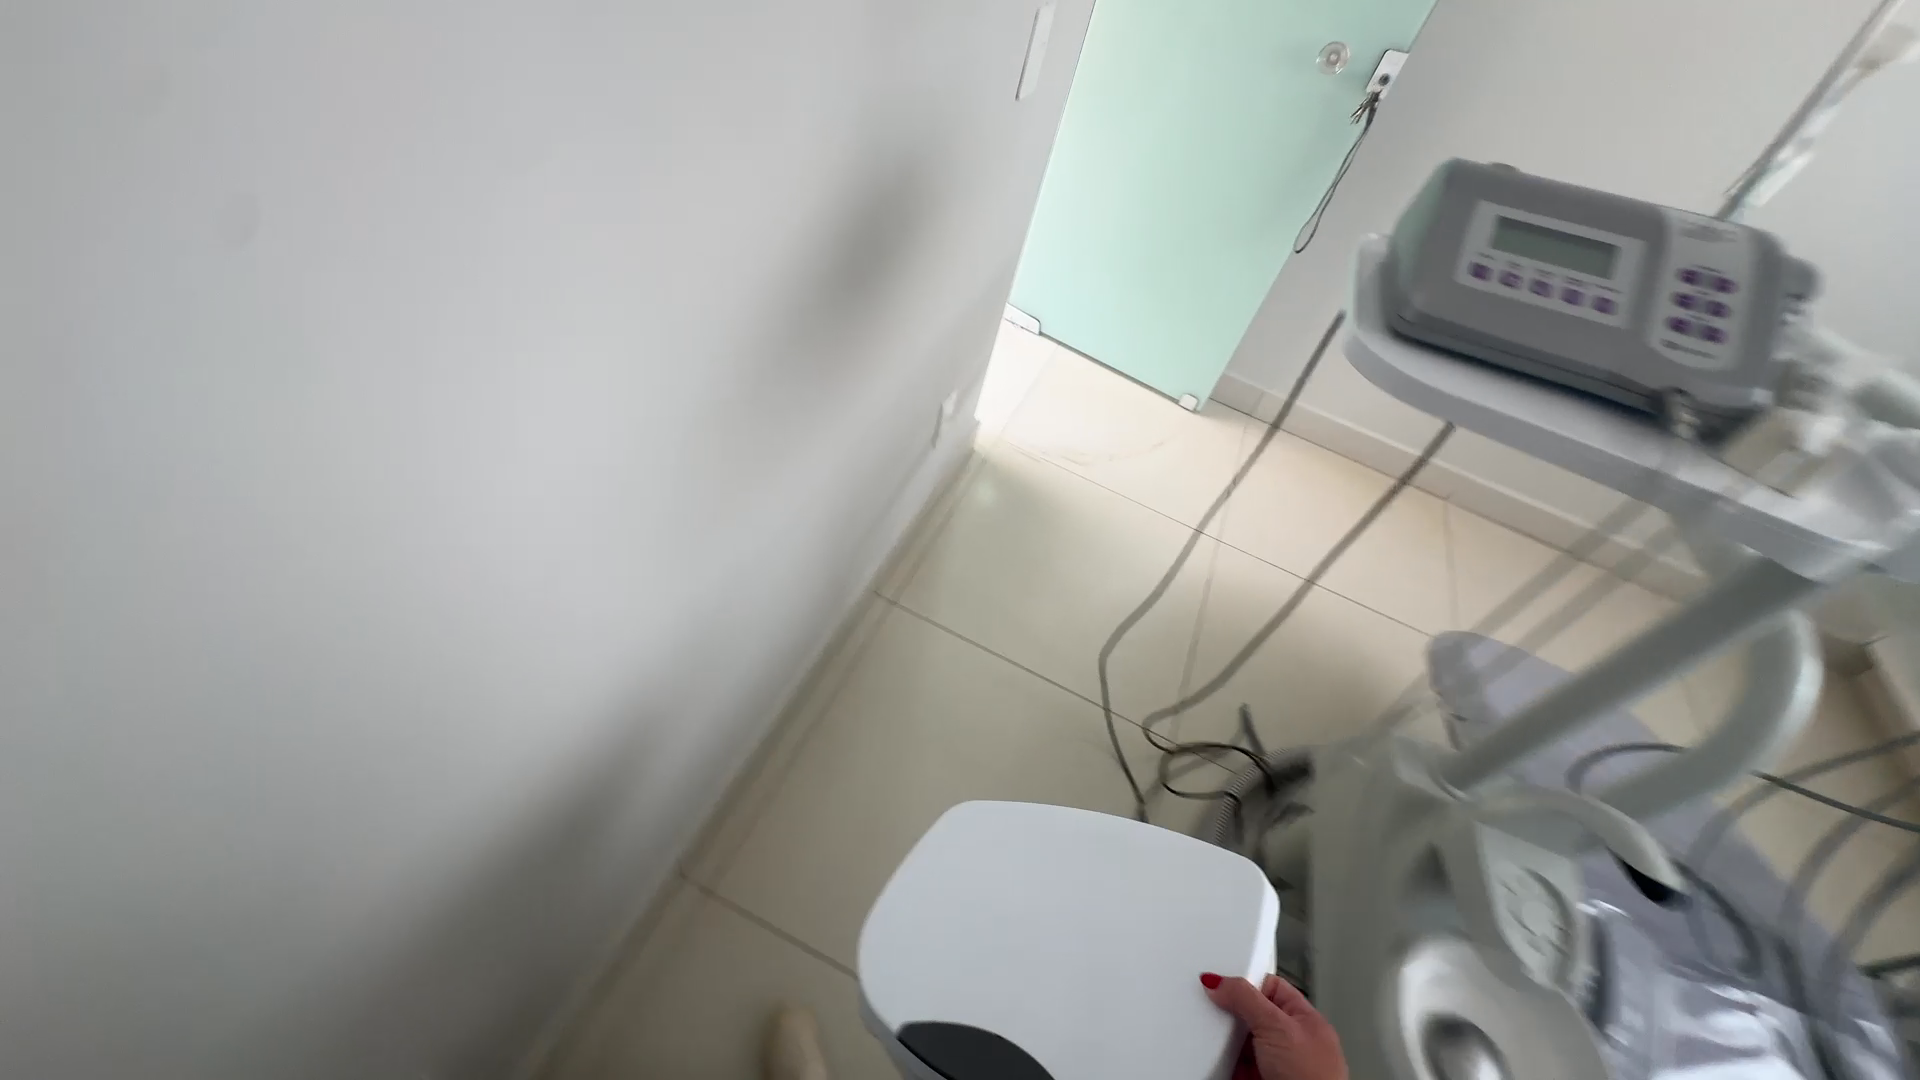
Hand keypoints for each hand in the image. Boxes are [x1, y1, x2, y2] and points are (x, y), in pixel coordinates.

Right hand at [1199, 972, 1347, 1079]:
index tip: (1222, 979)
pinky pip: (1230, 1061)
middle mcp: (1290, 1042)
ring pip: (1238, 1039)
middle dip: (1231, 1010)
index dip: (1245, 981)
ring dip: (1223, 1036)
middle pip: (1250, 1013)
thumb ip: (1246, 997)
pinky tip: (1213, 1053)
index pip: (1269, 986)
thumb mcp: (1277, 1026)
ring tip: (1214, 1033)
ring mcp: (1273, 1064)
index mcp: (1305, 1020)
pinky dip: (1219, 1057)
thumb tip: (1218, 982)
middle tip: (1215, 1005)